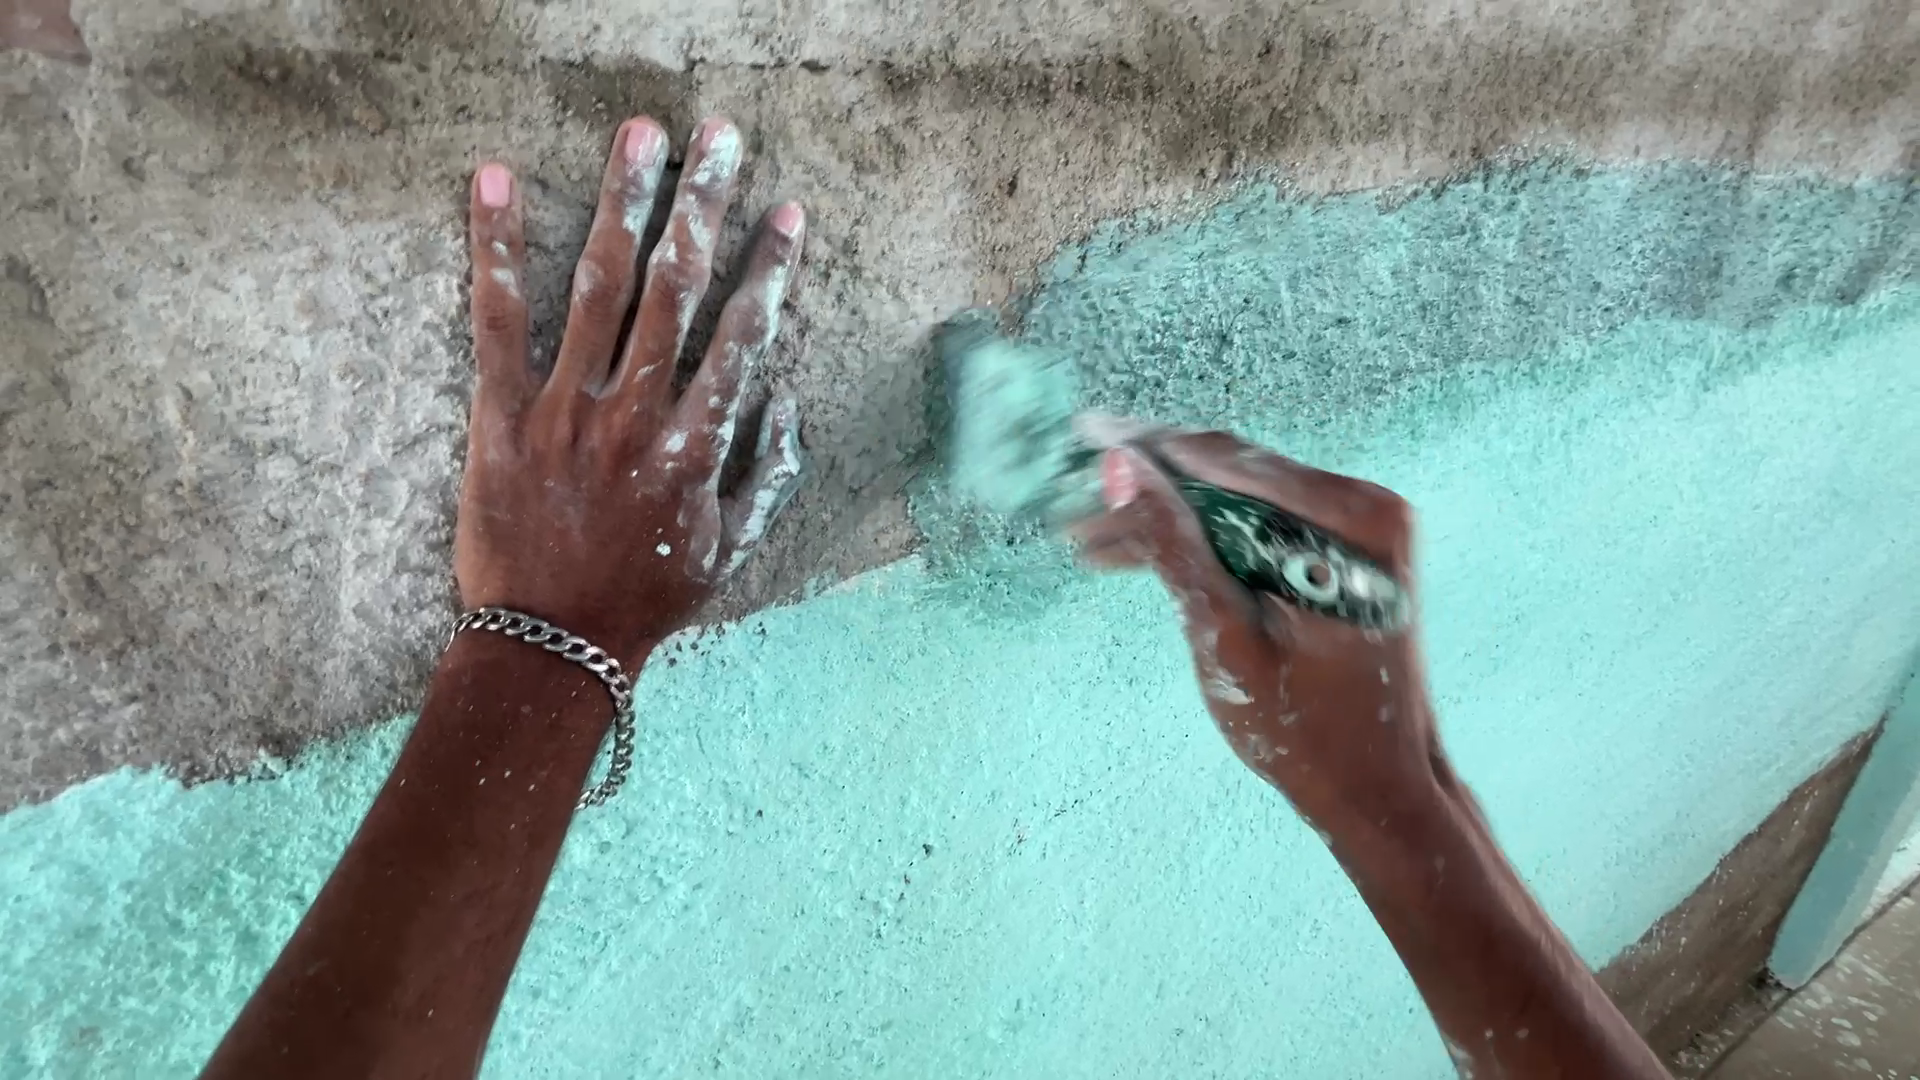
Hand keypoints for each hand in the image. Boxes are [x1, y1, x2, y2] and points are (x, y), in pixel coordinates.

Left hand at [455, 116, 805, 665]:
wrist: (555, 640)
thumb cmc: (653, 595)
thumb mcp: (736, 547)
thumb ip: (772, 474)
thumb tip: (786, 402)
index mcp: (698, 448)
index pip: (744, 339)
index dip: (771, 270)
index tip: (787, 215)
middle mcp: (638, 415)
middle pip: (678, 291)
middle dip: (704, 207)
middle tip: (719, 138)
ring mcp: (567, 410)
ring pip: (601, 288)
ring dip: (623, 203)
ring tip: (640, 135)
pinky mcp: (501, 417)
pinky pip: (497, 322)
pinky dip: (497, 249)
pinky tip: (499, 181)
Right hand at [1074, 430, 1436, 819]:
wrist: (1374, 783)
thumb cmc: (1306, 727)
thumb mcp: (1222, 635)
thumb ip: (1171, 545)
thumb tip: (1119, 469)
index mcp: (1349, 519)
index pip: (1226, 460)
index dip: (1147, 447)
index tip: (1087, 437)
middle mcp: (1357, 506)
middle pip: (1223, 474)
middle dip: (1143, 488)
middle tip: (1075, 495)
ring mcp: (1345, 527)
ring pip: (1225, 501)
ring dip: (1157, 519)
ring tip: (1086, 535)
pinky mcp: (1327, 551)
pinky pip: (1243, 528)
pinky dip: (1190, 541)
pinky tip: (1130, 554)